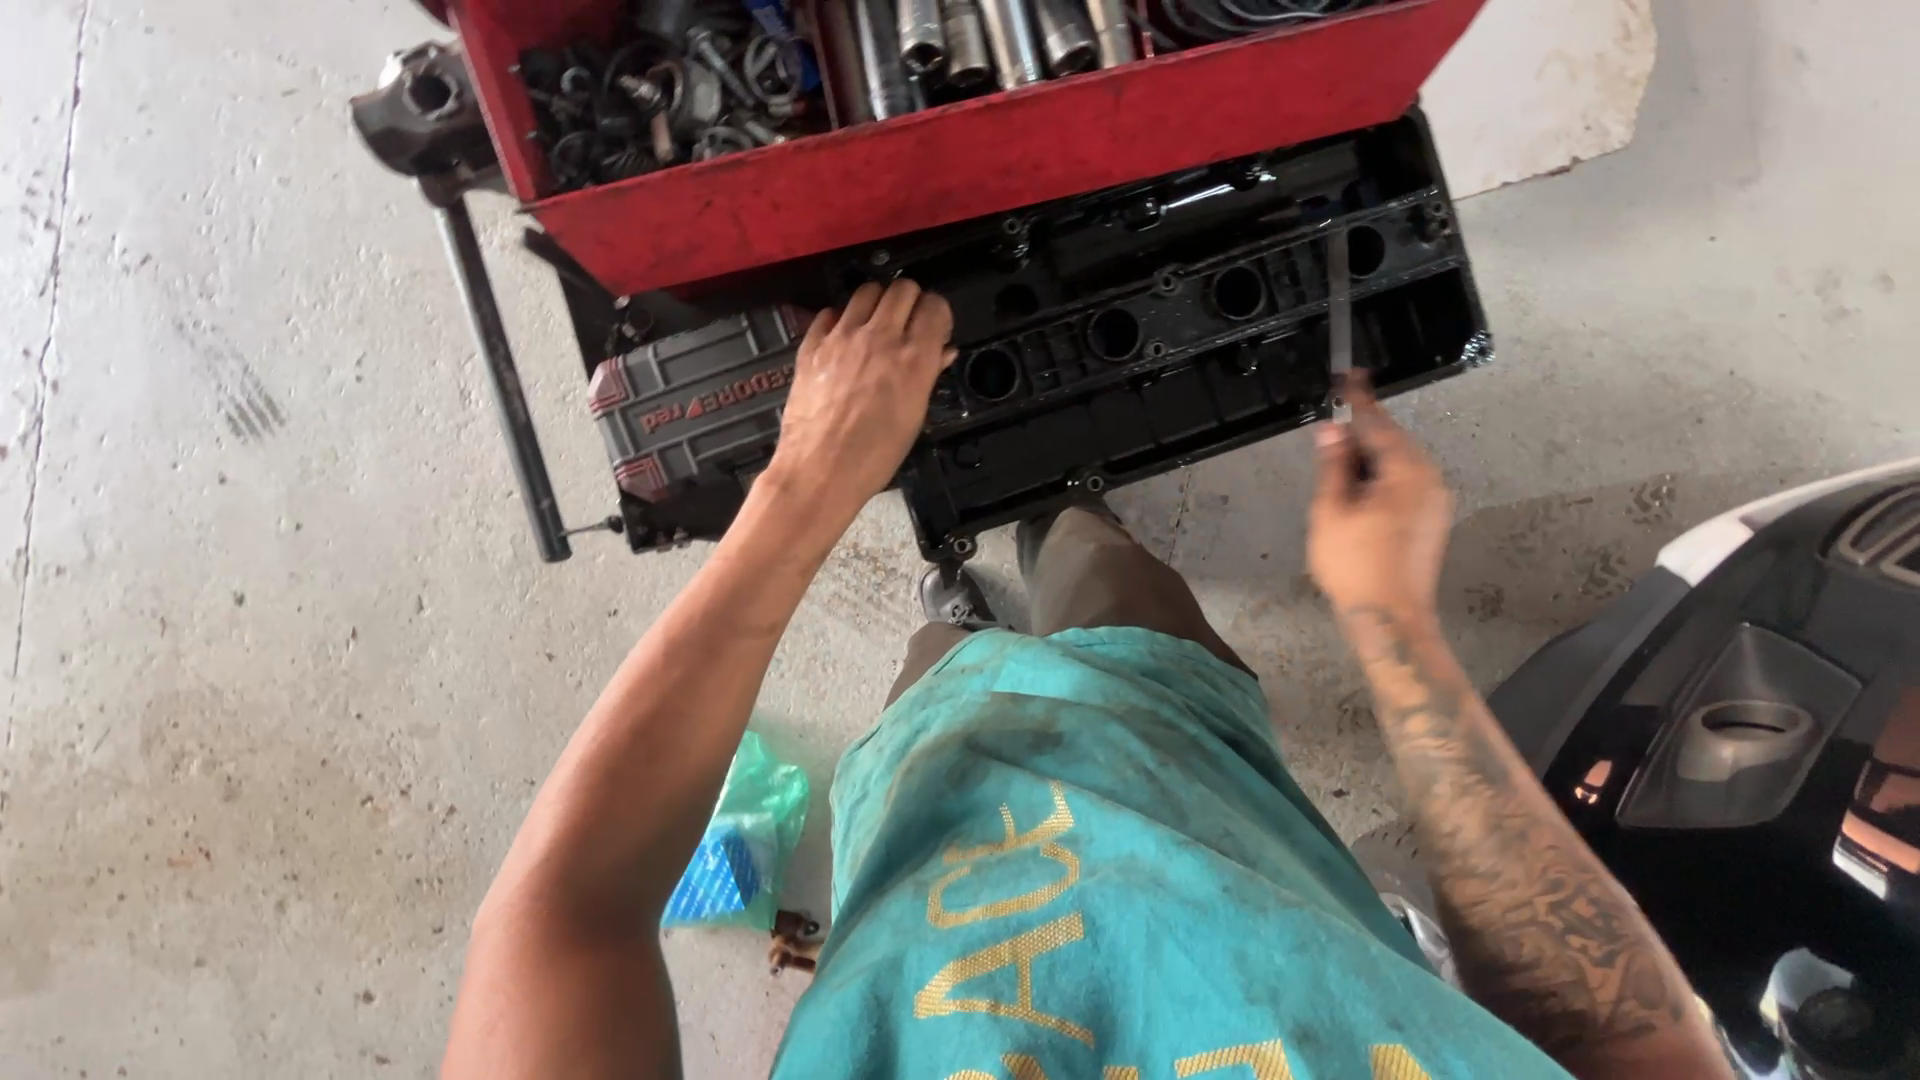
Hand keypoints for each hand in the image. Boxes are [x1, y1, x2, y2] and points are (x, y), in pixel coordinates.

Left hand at [765, 279, 955, 518]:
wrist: (820, 470)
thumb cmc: (873, 455)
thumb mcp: (913, 417)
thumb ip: (928, 374)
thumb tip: (942, 351)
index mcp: (913, 358)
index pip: (935, 307)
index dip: (939, 314)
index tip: (936, 329)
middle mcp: (880, 338)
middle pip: (903, 289)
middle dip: (911, 301)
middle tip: (909, 323)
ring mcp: (842, 337)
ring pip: (867, 291)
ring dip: (878, 302)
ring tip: (877, 325)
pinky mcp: (813, 345)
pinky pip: (830, 312)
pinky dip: (842, 318)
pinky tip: (845, 337)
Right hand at [1307, 374, 1452, 624]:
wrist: (1390, 616)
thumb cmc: (1354, 563)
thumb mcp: (1330, 510)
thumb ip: (1333, 465)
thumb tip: (1332, 430)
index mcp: (1406, 472)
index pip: (1378, 424)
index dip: (1358, 400)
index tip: (1348, 375)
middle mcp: (1430, 479)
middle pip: (1393, 442)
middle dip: (1363, 432)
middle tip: (1333, 426)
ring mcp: (1436, 500)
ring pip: (1399, 464)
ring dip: (1370, 458)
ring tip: (1338, 463)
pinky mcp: (1433, 519)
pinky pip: (1406, 482)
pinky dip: (1381, 477)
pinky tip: (1359, 490)